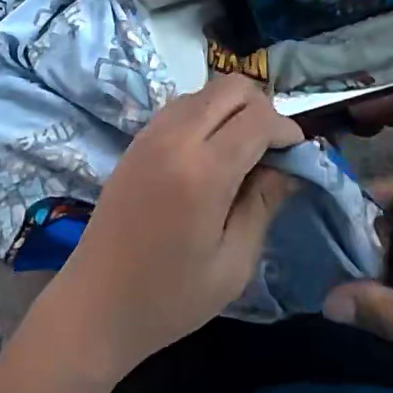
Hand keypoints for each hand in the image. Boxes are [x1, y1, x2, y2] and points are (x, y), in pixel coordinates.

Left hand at [42, 75, 303, 376]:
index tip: (297, 156)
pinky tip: (212, 152)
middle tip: (272, 150)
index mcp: (203, 171)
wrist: (95, 306)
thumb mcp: (234, 262)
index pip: (259, 118)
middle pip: (234, 87)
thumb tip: (290, 167)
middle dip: (264, 109)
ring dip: (235, 108)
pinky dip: (209, 113)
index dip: (287, 130)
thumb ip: (264, 203)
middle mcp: (176, 138)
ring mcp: (152, 133)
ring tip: (243, 151)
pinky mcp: (138, 139)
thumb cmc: (170, 297)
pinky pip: (184, 104)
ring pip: (208, 90)